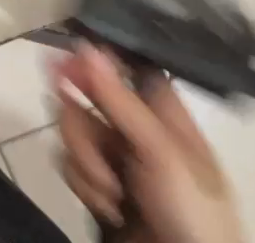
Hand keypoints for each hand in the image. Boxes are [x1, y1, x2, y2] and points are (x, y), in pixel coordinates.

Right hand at [53, 45, 244, 242]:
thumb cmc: (189, 209)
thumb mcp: (160, 152)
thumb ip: (119, 99)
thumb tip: (85, 45)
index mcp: (163, 114)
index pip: (123, 68)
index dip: (94, 61)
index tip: (66, 60)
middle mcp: (135, 129)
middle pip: (86, 97)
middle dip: (81, 124)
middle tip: (91, 143)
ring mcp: (114, 157)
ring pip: (72, 130)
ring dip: (85, 162)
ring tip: (111, 192)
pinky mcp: (97, 183)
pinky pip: (68, 162)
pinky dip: (83, 184)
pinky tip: (107, 206)